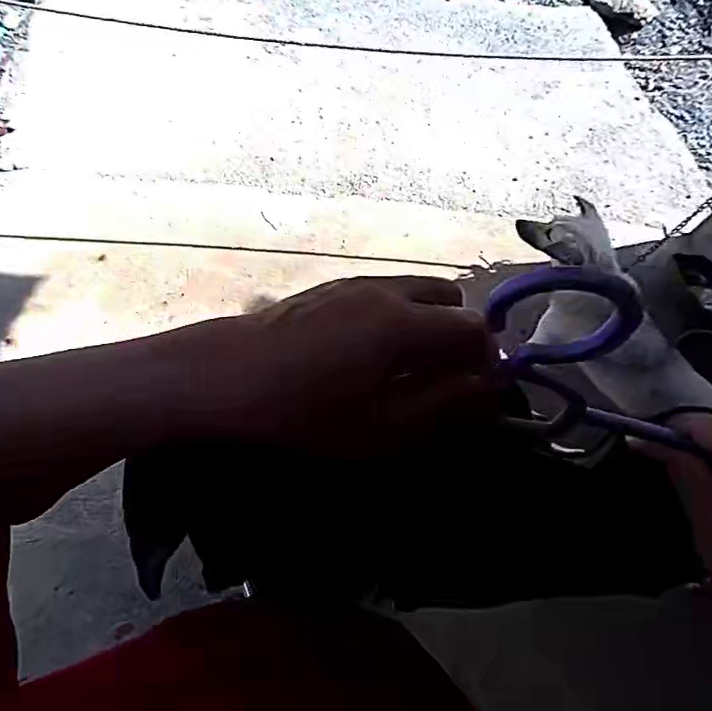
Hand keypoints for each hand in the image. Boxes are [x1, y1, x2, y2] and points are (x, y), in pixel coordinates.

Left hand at [178, 276, 498, 454]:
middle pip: (447, 297)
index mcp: (403, 321)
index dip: (486, 361)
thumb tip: (489, 387)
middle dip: (458, 335)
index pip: (473, 327)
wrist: (223, 376)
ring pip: (413, 291)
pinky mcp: (327, 287)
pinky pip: (381, 292)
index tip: (477, 395)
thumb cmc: (303, 413)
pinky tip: (365, 354)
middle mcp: (383, 289)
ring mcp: (351, 282)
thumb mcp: (381, 428)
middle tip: (443, 380)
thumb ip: (444, 405)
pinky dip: (394, 315)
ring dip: (426, 323)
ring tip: (404, 369)